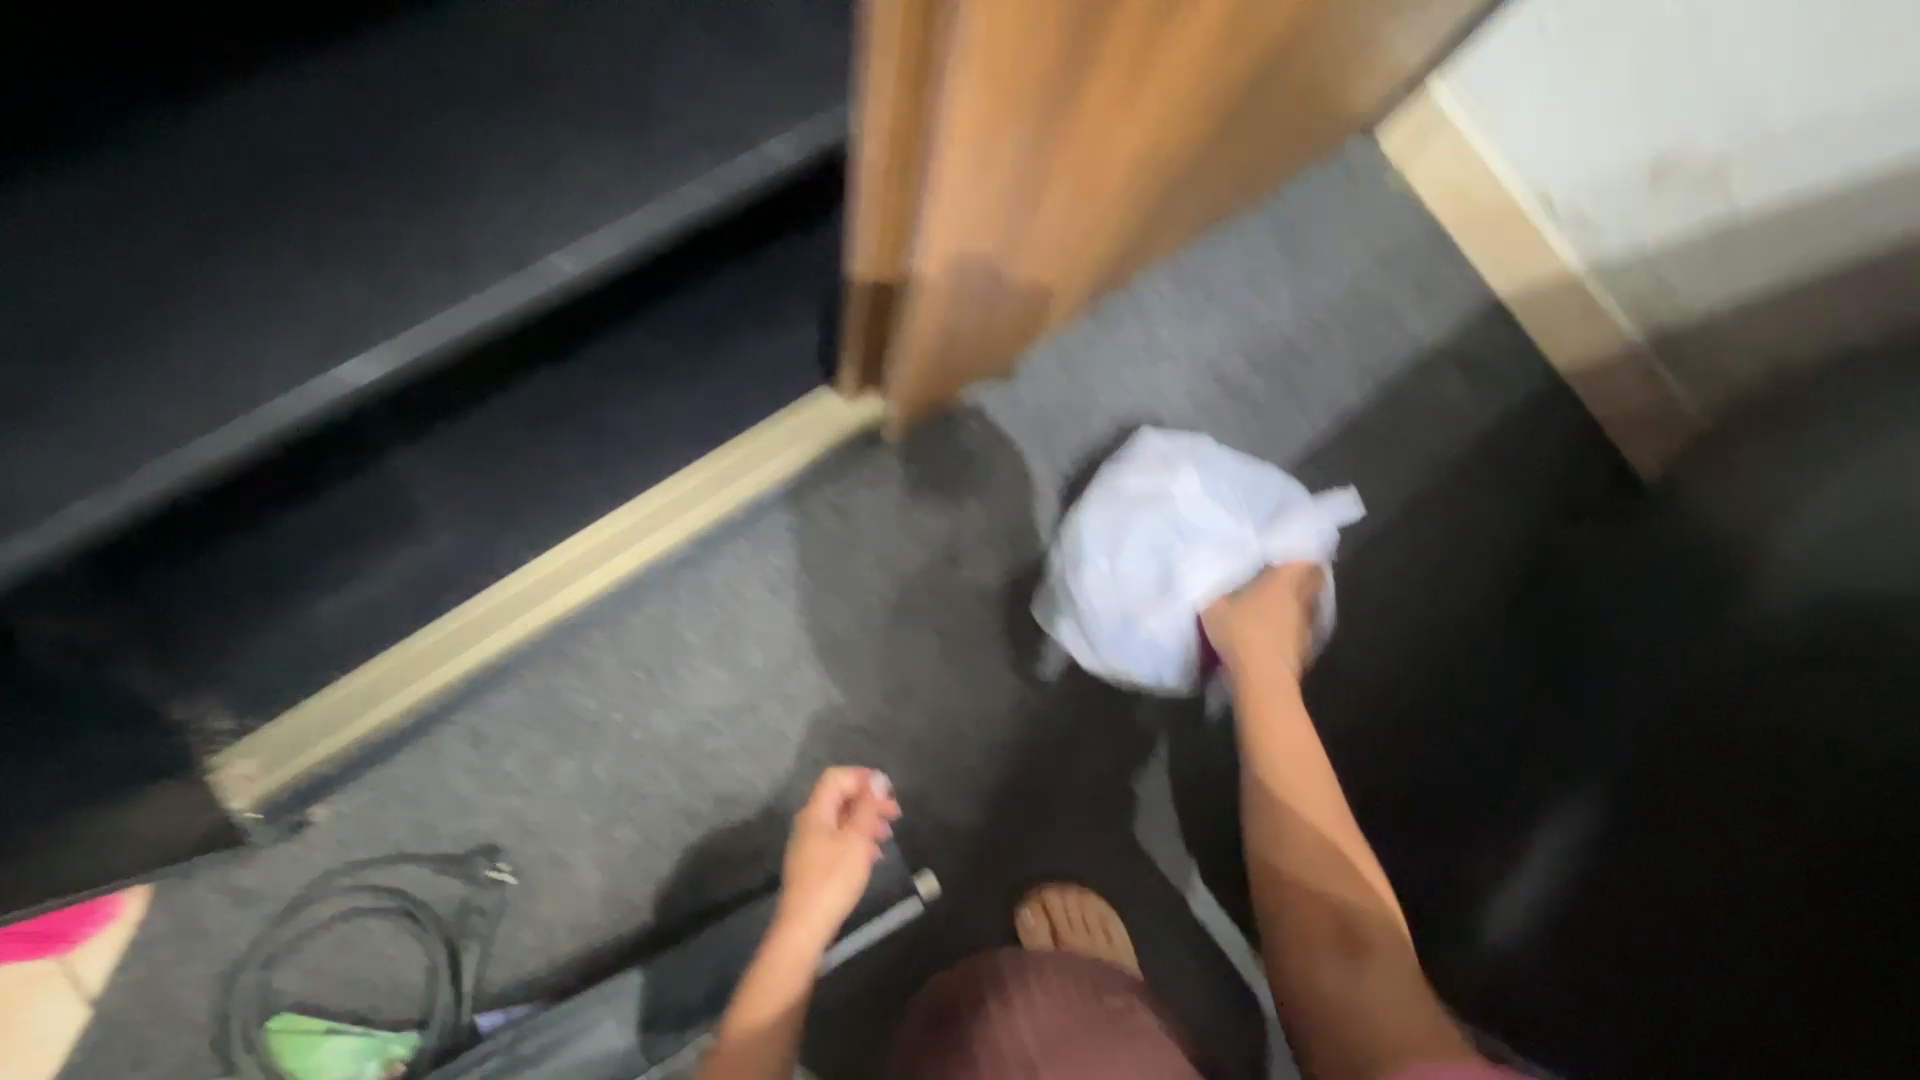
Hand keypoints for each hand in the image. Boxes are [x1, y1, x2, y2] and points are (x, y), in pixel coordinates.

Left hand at [772, 767, 901, 948]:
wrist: (805, 926)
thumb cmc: (833, 879)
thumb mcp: (857, 839)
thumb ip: (867, 807)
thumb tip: (876, 780)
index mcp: (816, 811)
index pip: (836, 778)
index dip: (862, 777)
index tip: (887, 790)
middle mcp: (810, 822)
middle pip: (840, 798)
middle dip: (868, 801)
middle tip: (895, 812)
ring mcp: (810, 844)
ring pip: (841, 820)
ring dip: (866, 822)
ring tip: (888, 835)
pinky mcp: (814, 864)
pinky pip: (838, 840)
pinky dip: (857, 840)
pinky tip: (873, 856)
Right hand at [1202, 562, 1324, 680]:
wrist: (1263, 678)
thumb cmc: (1240, 632)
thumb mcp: (1213, 607)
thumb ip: (1212, 590)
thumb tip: (1208, 578)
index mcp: (1283, 582)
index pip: (1304, 560)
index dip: (1296, 556)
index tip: (1281, 557)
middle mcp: (1302, 600)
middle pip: (1311, 583)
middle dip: (1296, 580)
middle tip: (1274, 580)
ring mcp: (1307, 627)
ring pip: (1305, 607)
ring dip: (1292, 607)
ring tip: (1269, 610)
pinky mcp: (1306, 650)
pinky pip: (1299, 632)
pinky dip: (1288, 631)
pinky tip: (1269, 637)